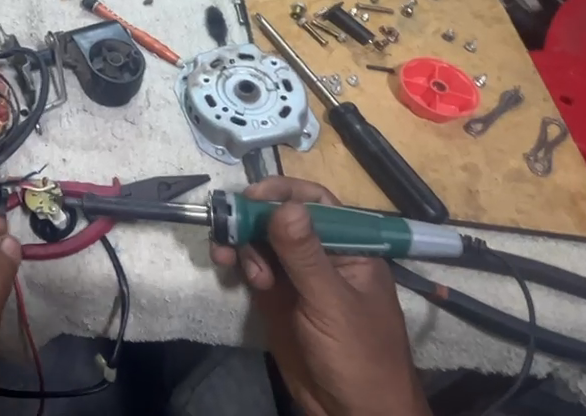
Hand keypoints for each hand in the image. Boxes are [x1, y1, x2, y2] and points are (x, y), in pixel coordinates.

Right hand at [209, 177, 428, 415]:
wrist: (352, 415)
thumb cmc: (359, 357)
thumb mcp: (331, 303)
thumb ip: (305, 255)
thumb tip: (285, 205)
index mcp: (349, 250)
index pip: (316, 203)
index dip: (284, 192)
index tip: (252, 196)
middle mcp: (320, 255)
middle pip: (278, 217)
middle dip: (250, 218)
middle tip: (226, 225)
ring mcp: (295, 274)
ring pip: (258, 237)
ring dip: (238, 240)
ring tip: (226, 257)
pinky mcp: (274, 293)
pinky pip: (249, 262)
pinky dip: (235, 259)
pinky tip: (227, 267)